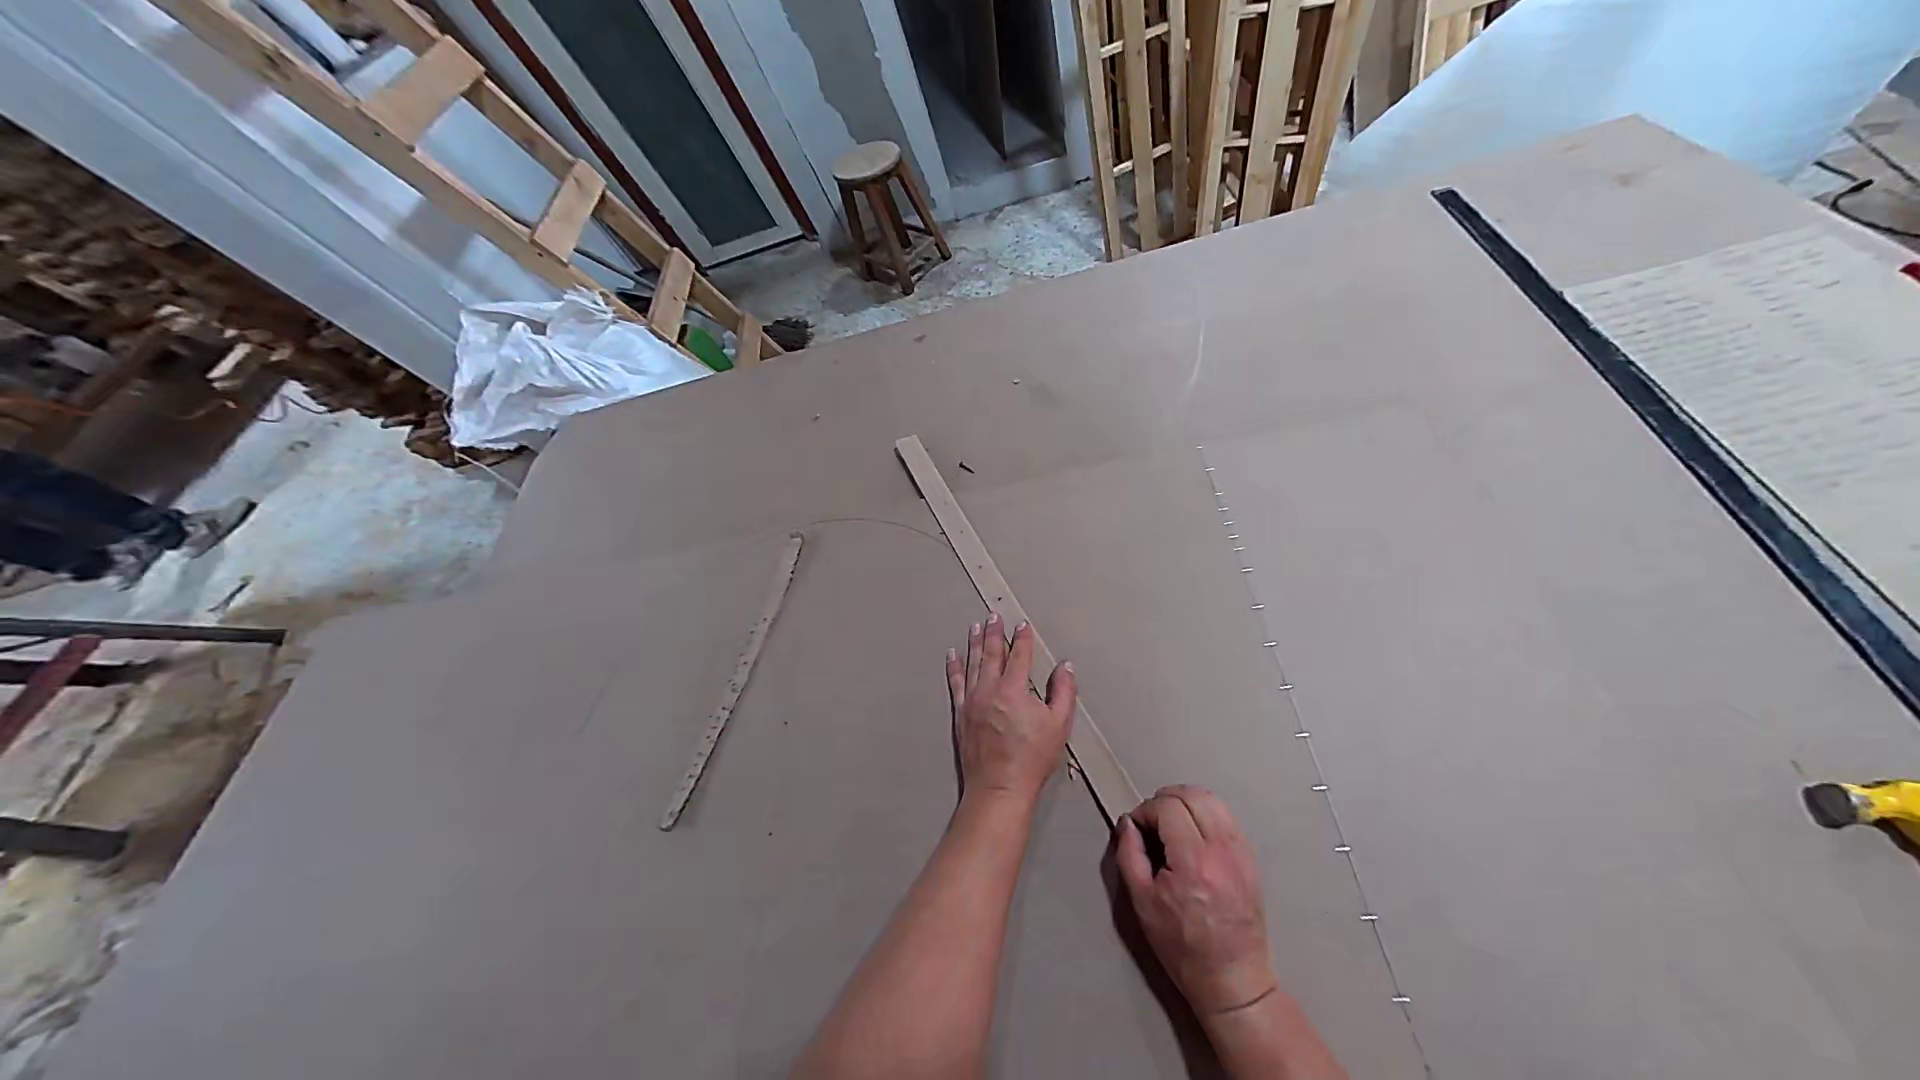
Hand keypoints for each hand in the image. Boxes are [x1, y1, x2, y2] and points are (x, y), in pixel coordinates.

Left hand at [946, 613, 1076, 802]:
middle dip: (994, 632)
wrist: (999, 787)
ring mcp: (972, 700)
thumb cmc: (1030, 760)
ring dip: (974, 642)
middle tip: (994, 616)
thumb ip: (1064, 692)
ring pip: (972, 663)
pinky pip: (956, 682)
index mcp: (1014, 690)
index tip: (1022, 626)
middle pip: (991, 653)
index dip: (1022, 638)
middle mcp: (990, 690)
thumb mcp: (1059, 725)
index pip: (1019, 655)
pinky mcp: (961, 713)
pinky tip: (953, 655)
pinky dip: (954, 667)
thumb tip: (1065, 668)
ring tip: (975, 626)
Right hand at [1116, 785, 1278, 1015]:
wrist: (1232, 979)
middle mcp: (1222, 850)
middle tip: (1151, 823)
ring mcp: (1241, 853)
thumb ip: (1129, 854)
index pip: (1167, 807)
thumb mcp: (1142, 903)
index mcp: (1194, 862)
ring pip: (1212, 800)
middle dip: (1164, 800)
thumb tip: (1127, 823)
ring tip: (1170, 825)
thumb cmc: (1182, 947)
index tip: (1136, 828)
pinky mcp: (1251, 859)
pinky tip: (1192, 837)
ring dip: (1186, 803)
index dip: (1145, 810)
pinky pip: (1226, 818)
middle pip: (1192, 795)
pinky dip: (1205, 815)